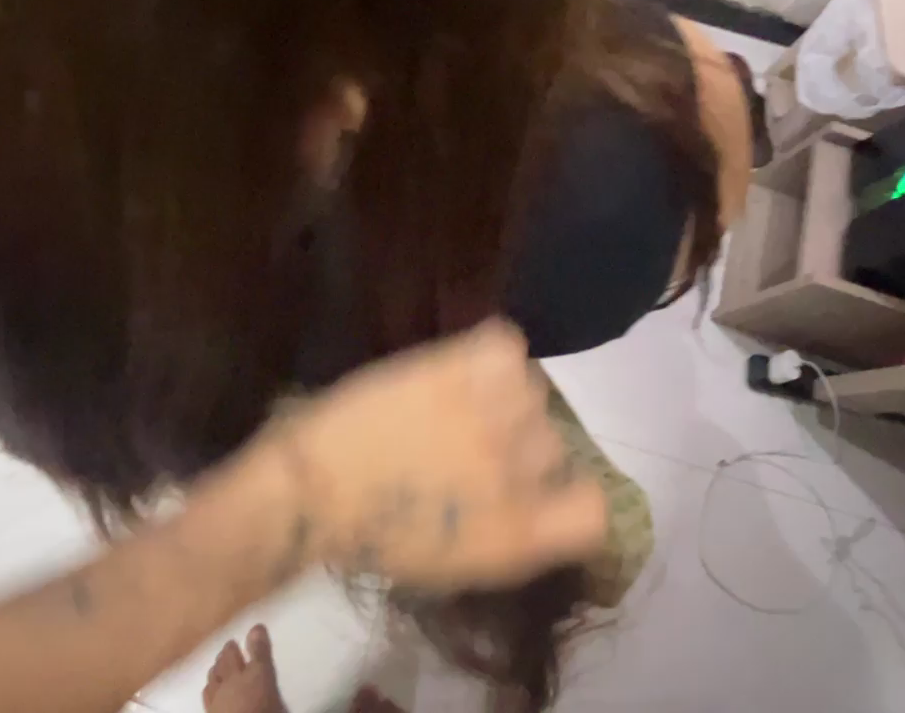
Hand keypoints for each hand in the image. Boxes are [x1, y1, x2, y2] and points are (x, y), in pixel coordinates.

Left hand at [269, 319, 606, 589]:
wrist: (312, 493)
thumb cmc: (373, 533)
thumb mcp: (458, 560)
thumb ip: (511, 527)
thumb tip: (539, 494)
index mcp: (518, 536)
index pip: (592, 509)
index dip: (572, 490)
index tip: (543, 483)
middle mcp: (513, 475)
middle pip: (556, 442)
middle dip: (522, 442)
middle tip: (478, 439)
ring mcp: (484, 419)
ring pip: (533, 389)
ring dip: (505, 395)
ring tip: (467, 399)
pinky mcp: (451, 374)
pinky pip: (505, 343)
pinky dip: (492, 350)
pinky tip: (466, 365)